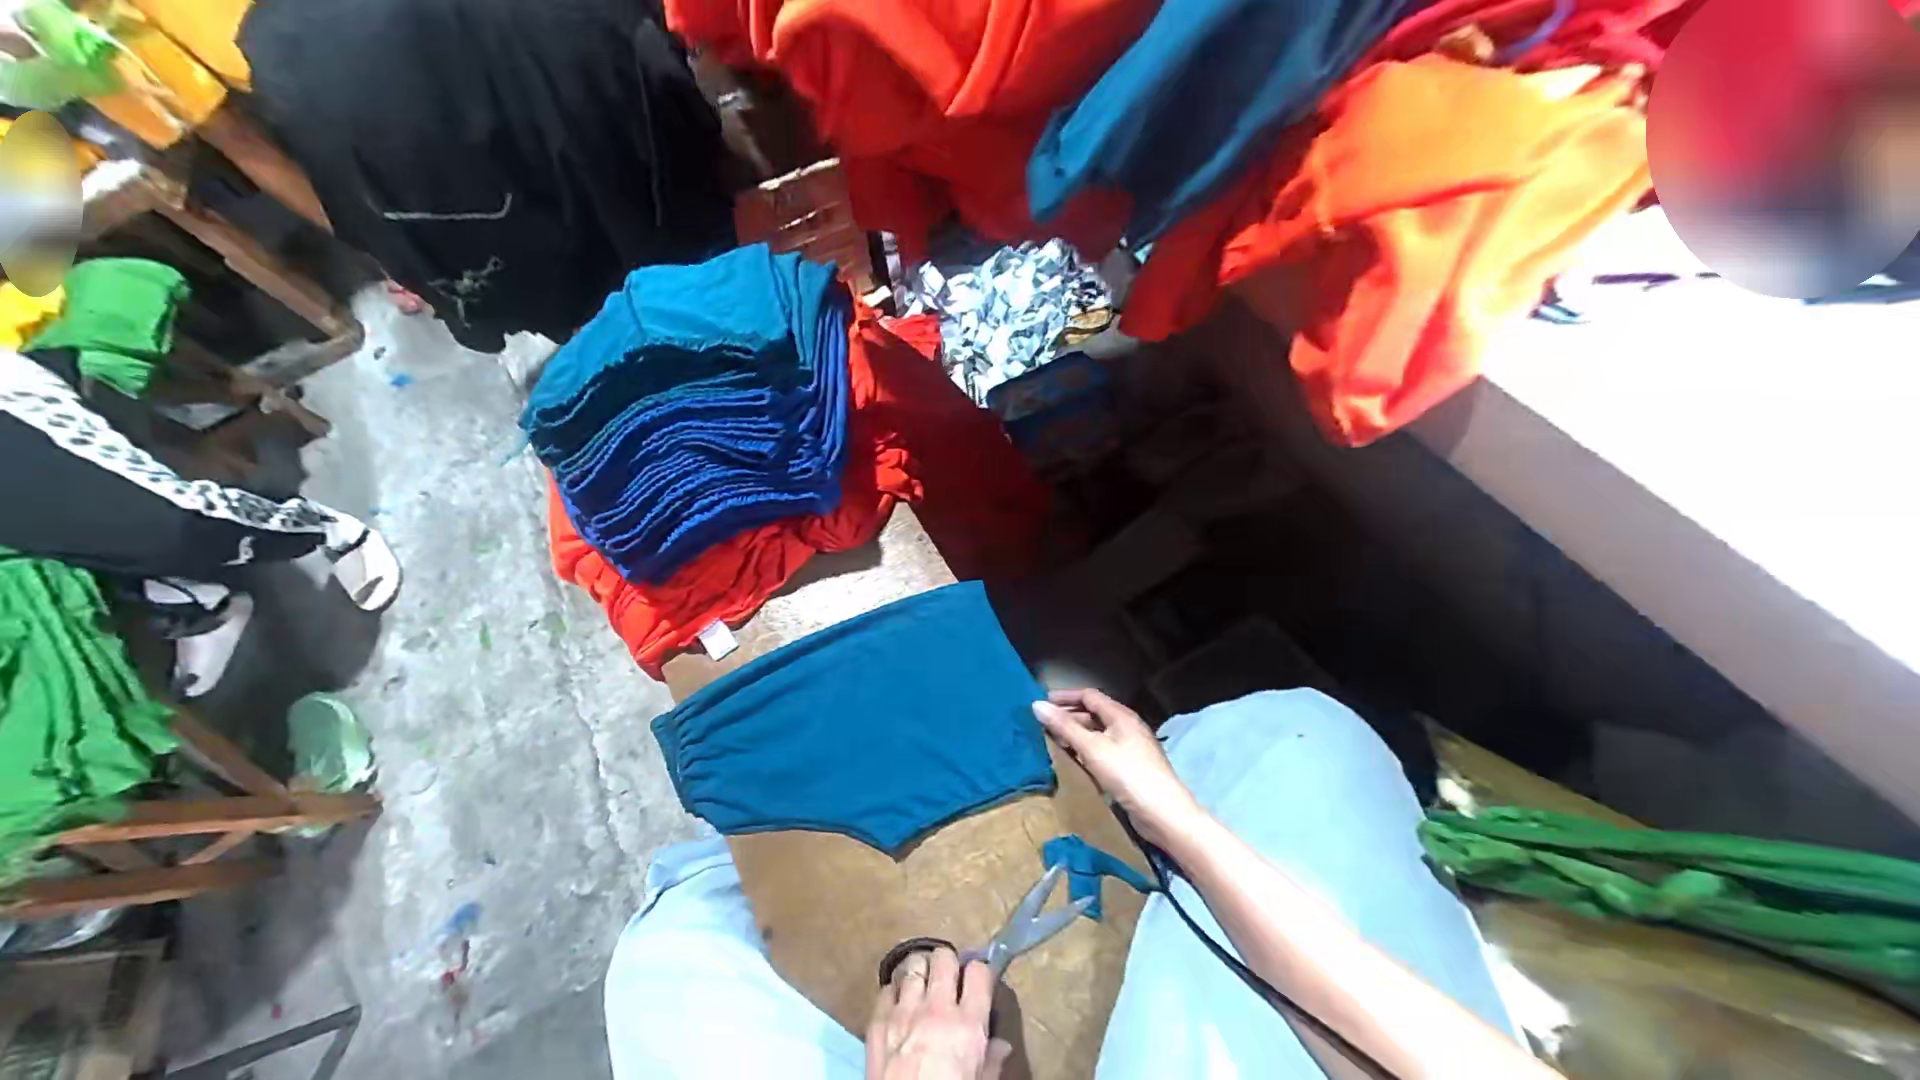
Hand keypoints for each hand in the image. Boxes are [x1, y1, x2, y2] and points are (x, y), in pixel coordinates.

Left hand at [866, 946, 1011, 1079]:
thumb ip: (991, 1063)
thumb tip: (1002, 1045)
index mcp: (967, 1026)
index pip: (979, 972)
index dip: (980, 973)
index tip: (979, 981)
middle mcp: (936, 1009)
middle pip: (944, 957)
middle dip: (948, 963)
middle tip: (949, 980)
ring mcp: (904, 1012)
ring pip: (913, 965)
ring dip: (920, 973)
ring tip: (923, 986)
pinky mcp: (878, 1022)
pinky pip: (886, 989)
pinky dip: (894, 993)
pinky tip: (899, 1006)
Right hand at [1034, 689, 1204, 848]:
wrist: (1164, 814)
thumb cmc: (1128, 774)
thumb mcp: (1092, 748)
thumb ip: (1064, 726)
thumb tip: (1036, 705)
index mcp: (1121, 715)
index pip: (1089, 695)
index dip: (1065, 697)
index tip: (1042, 703)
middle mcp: (1127, 726)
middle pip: (1094, 713)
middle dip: (1069, 716)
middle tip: (1043, 724)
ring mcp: (1131, 747)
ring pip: (1098, 733)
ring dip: (1076, 734)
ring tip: (1054, 741)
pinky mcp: (1131, 767)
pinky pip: (1103, 749)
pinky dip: (1086, 750)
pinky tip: (1074, 760)